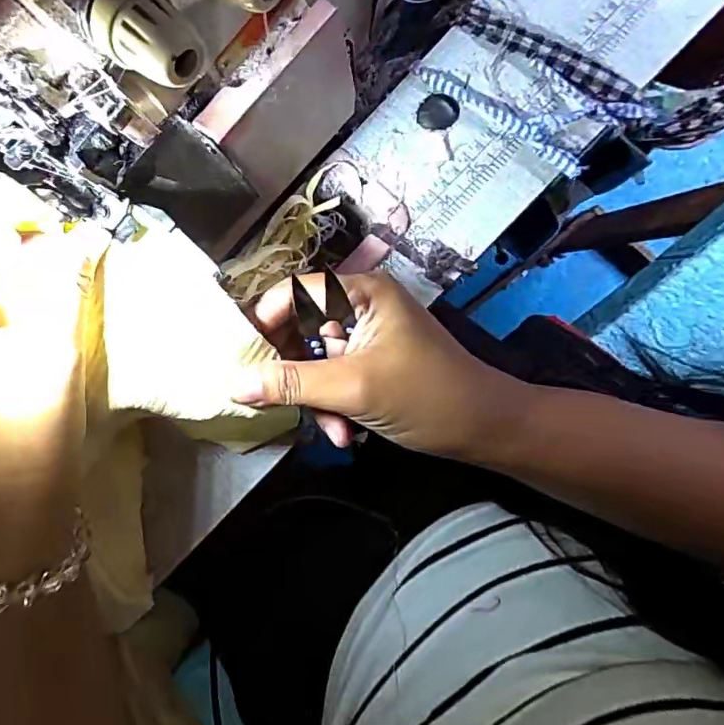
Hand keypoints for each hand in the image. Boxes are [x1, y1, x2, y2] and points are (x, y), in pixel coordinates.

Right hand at [235, 271, 532, 456]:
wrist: (486, 428)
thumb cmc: (426, 396)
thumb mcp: (353, 389)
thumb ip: (291, 383)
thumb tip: (236, 384)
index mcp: (360, 291)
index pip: (293, 292)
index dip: (264, 322)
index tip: (243, 359)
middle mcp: (360, 304)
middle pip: (300, 329)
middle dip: (295, 374)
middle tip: (279, 402)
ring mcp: (367, 333)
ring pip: (315, 359)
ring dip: (316, 398)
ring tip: (333, 430)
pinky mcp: (372, 360)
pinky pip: (334, 376)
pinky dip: (333, 404)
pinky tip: (345, 433)